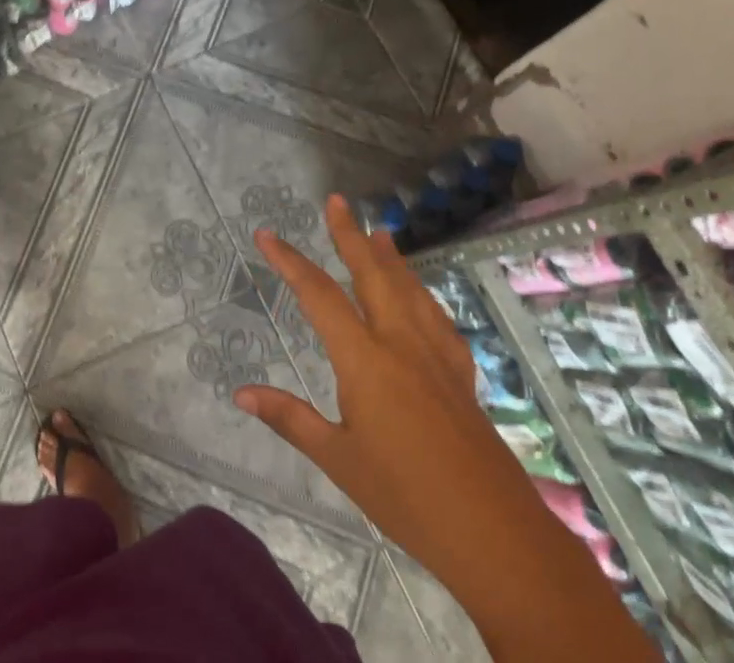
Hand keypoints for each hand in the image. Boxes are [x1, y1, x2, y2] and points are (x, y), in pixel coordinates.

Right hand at [234, 194, 500, 561]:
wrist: (492, 530)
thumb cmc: (404, 496)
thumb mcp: (337, 458)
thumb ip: (290, 418)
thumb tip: (241, 392)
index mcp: (365, 361)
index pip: (321, 297)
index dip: (291, 262)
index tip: (267, 235)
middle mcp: (403, 345)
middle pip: (374, 276)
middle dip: (351, 237)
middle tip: (337, 202)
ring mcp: (438, 358)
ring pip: (412, 291)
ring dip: (392, 259)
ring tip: (381, 232)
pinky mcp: (462, 376)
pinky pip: (438, 320)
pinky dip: (423, 296)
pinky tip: (422, 300)